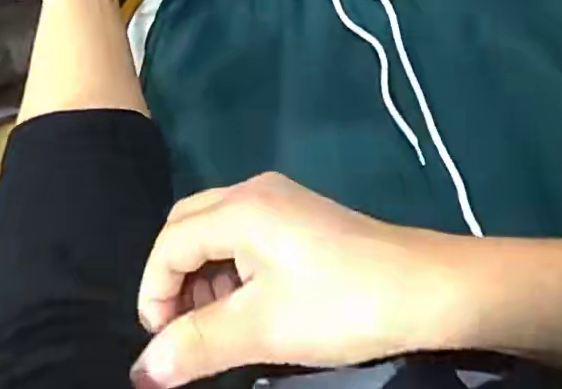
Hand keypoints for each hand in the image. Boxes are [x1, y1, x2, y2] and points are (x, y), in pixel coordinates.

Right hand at [132, 174, 462, 387]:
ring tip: (216, 329)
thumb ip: (197, 345)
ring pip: (217, 229)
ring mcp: (281, 199)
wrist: (419, 286)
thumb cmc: (338, 303)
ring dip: (202, 275)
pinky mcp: (299, 215)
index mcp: (242, 207)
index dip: (154, 293)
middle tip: (182, 335)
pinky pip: (245, 233)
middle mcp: (257, 190)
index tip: (162, 348)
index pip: (171, 241)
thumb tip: (142, 370)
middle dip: (174, 278)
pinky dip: (230, 268)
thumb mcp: (262, 329)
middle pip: (189, 225)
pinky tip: (247, 306)